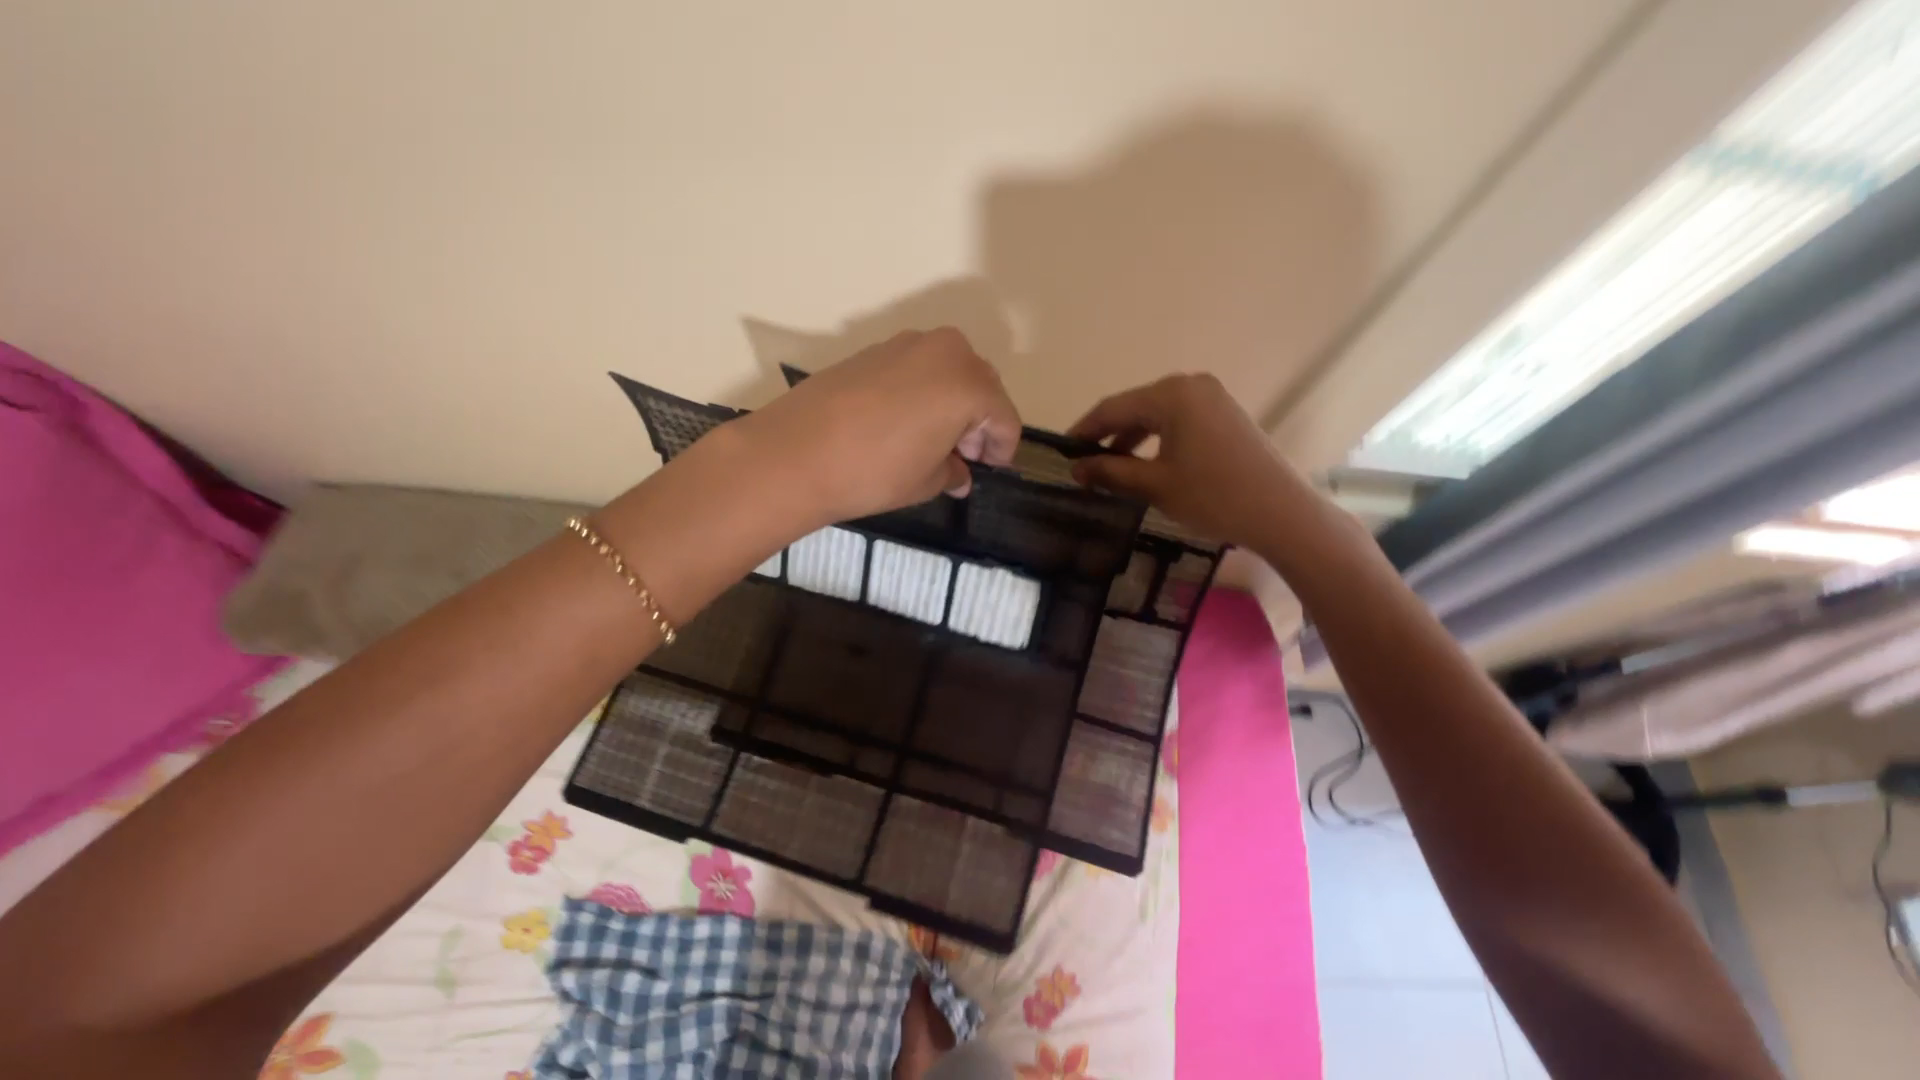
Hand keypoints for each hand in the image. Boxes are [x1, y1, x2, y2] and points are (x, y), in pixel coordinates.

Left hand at [733, 327, 1021, 527]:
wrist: (794, 452)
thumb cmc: (873, 472)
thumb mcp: (925, 481)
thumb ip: (952, 471)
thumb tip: (959, 473)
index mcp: (969, 384)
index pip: (1004, 418)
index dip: (1002, 449)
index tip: (991, 470)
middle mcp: (945, 352)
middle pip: (981, 385)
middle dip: (979, 420)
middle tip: (963, 456)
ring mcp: (907, 344)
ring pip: (949, 371)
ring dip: (952, 402)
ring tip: (932, 440)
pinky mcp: (875, 349)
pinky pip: (917, 367)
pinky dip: (922, 391)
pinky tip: (902, 423)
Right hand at [1068, 373, 1328, 550]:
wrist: (1280, 512)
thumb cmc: (1213, 496)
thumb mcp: (1155, 485)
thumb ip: (1111, 471)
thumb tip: (1076, 468)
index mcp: (1171, 394)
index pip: (1113, 408)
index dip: (1084, 430)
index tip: (1060, 451)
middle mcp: (1191, 385)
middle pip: (1135, 407)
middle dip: (1107, 435)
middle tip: (1082, 462)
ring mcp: (1212, 398)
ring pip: (1157, 414)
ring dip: (1131, 439)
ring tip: (1108, 467)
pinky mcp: (1225, 415)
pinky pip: (1179, 420)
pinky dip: (1157, 439)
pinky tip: (1145, 464)